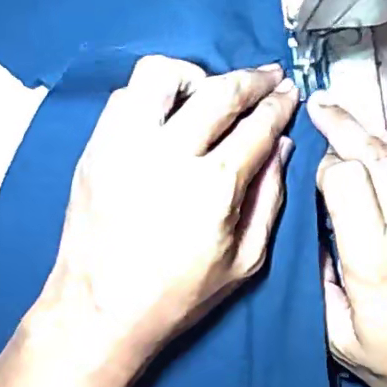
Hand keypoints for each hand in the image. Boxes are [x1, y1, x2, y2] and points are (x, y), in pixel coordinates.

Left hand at [0, 57, 295, 386]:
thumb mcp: (245, 261)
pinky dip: (156, 94)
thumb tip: (282, 147)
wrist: (101, 311)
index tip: (290, 93)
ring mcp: (125, 147)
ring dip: (197, 76)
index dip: (279, 106)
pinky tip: (170, 112)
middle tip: (269, 77)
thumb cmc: (179, 295)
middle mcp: (169, 156)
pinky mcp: (95, 148)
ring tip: (211, 90)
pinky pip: (126, 96)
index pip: (257, 128)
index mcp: (214, 189)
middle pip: (218, 92)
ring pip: (162, 76)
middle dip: (252, 79)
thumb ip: (270, 199)